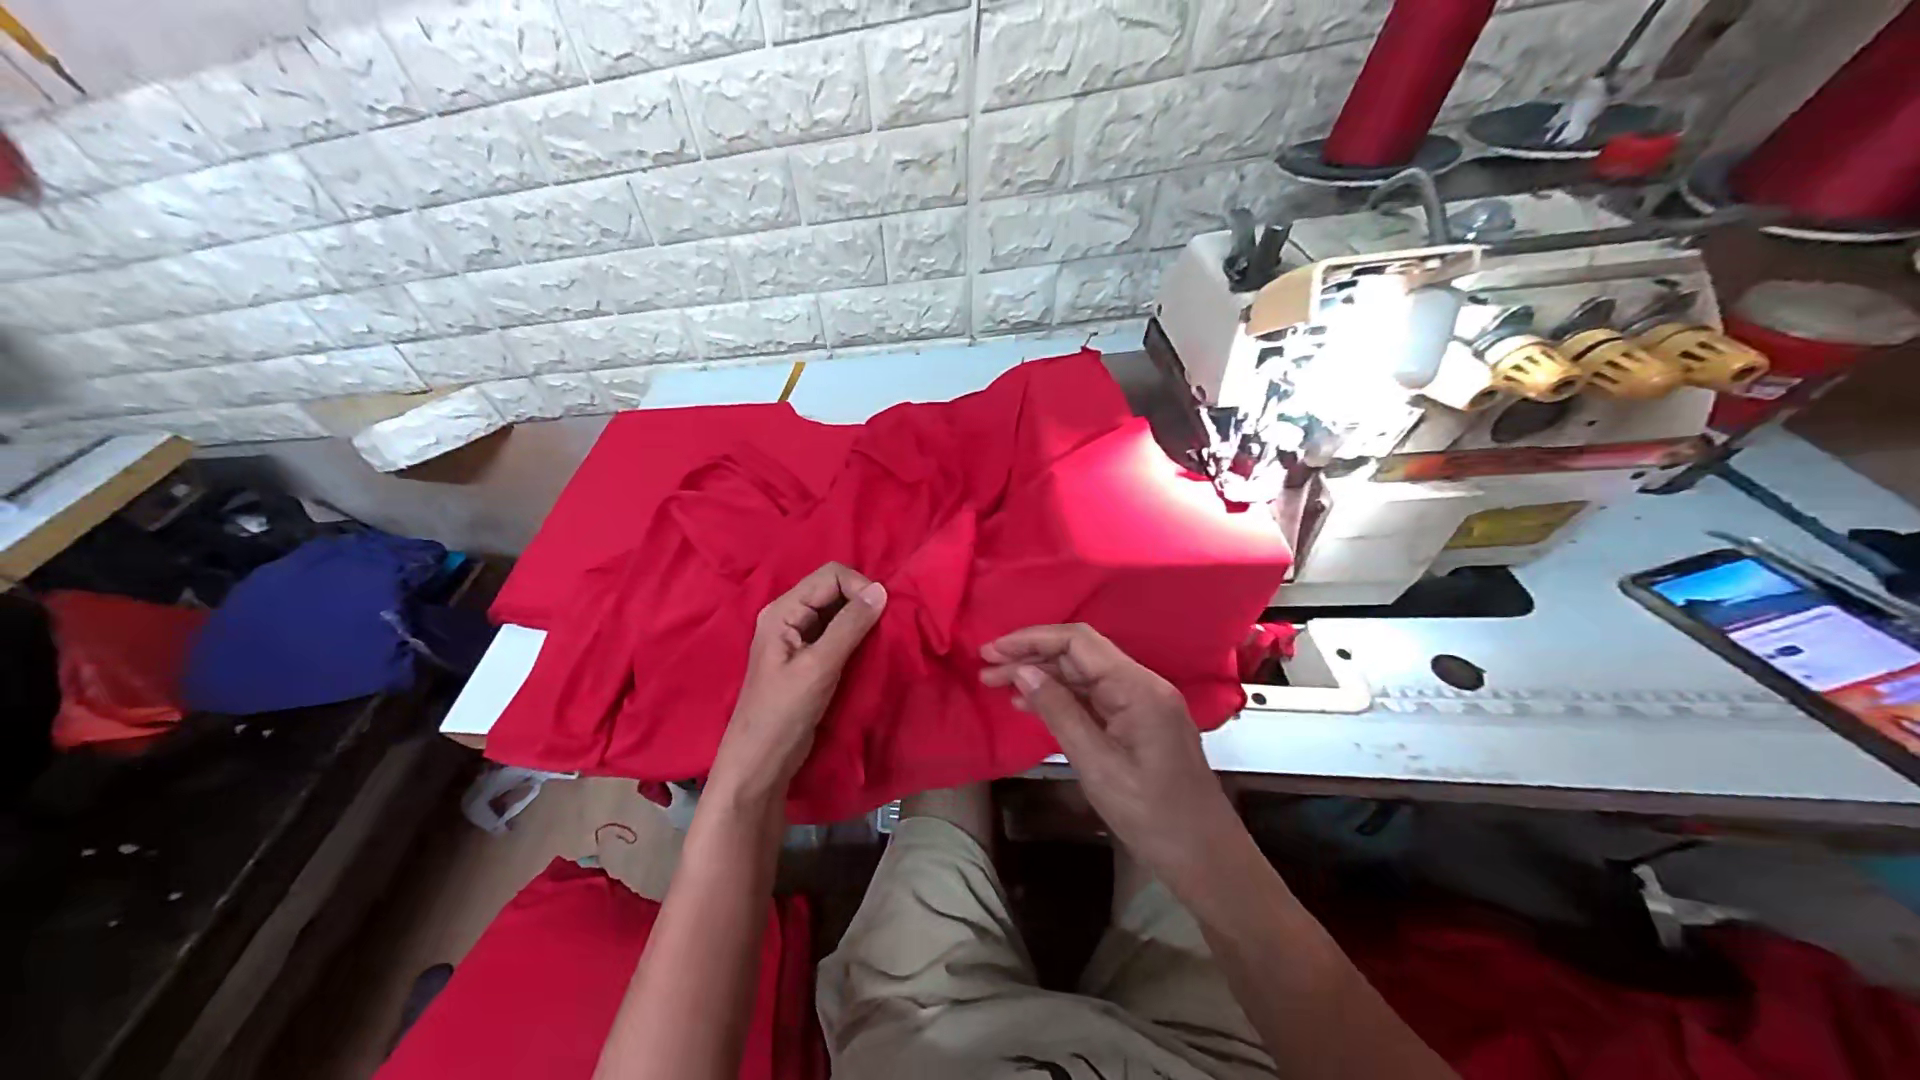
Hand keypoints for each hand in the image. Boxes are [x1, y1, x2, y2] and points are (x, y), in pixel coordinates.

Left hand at [708, 562, 886, 810]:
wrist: (761, 762)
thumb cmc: (783, 714)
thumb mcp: (819, 667)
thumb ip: (849, 626)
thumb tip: (882, 590)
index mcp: (783, 611)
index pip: (831, 575)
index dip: (860, 587)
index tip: (881, 614)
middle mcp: (788, 616)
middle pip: (834, 589)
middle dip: (862, 601)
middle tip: (885, 627)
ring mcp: (797, 637)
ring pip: (837, 610)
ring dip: (861, 619)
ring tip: (881, 639)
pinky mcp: (808, 657)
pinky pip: (837, 632)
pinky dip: (856, 635)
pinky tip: (869, 651)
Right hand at [980, 624, 1240, 886]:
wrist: (1205, 856)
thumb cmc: (1152, 817)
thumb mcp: (1097, 765)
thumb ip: (1059, 711)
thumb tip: (1022, 671)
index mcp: (1138, 687)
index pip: (1078, 642)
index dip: (1031, 640)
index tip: (991, 651)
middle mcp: (1143, 684)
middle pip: (1080, 654)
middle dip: (1031, 656)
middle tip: (986, 670)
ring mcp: (1143, 701)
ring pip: (1084, 674)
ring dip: (1043, 675)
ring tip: (998, 685)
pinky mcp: (1140, 720)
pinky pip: (1095, 696)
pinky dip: (1062, 696)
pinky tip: (1031, 704)